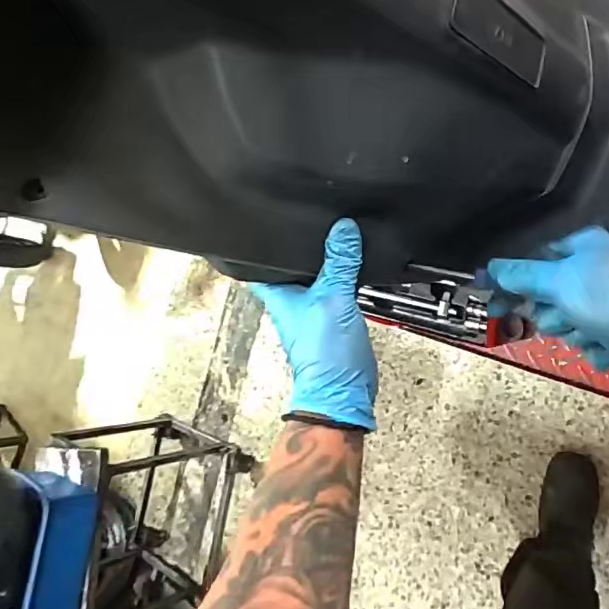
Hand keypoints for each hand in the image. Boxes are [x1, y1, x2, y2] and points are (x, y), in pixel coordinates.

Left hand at [251, 218, 377, 430]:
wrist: (345, 389)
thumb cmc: (325, 354)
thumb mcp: (333, 297)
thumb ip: (339, 261)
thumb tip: (343, 228)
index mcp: (277, 294)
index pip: (259, 262)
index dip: (260, 241)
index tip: (264, 220)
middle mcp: (290, 300)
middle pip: (289, 265)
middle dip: (297, 244)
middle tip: (305, 218)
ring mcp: (311, 309)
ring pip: (313, 275)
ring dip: (322, 259)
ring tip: (332, 233)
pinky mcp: (332, 316)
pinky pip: (333, 288)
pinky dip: (340, 274)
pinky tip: (350, 262)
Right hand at [484, 226, 608, 395]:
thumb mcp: (560, 282)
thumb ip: (520, 275)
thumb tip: (488, 268)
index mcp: (581, 247)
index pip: (532, 263)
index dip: (513, 284)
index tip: (495, 304)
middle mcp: (594, 269)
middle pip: (548, 297)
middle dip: (554, 315)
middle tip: (564, 319)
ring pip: (569, 323)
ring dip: (576, 334)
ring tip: (596, 333)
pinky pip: (592, 341)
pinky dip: (598, 347)